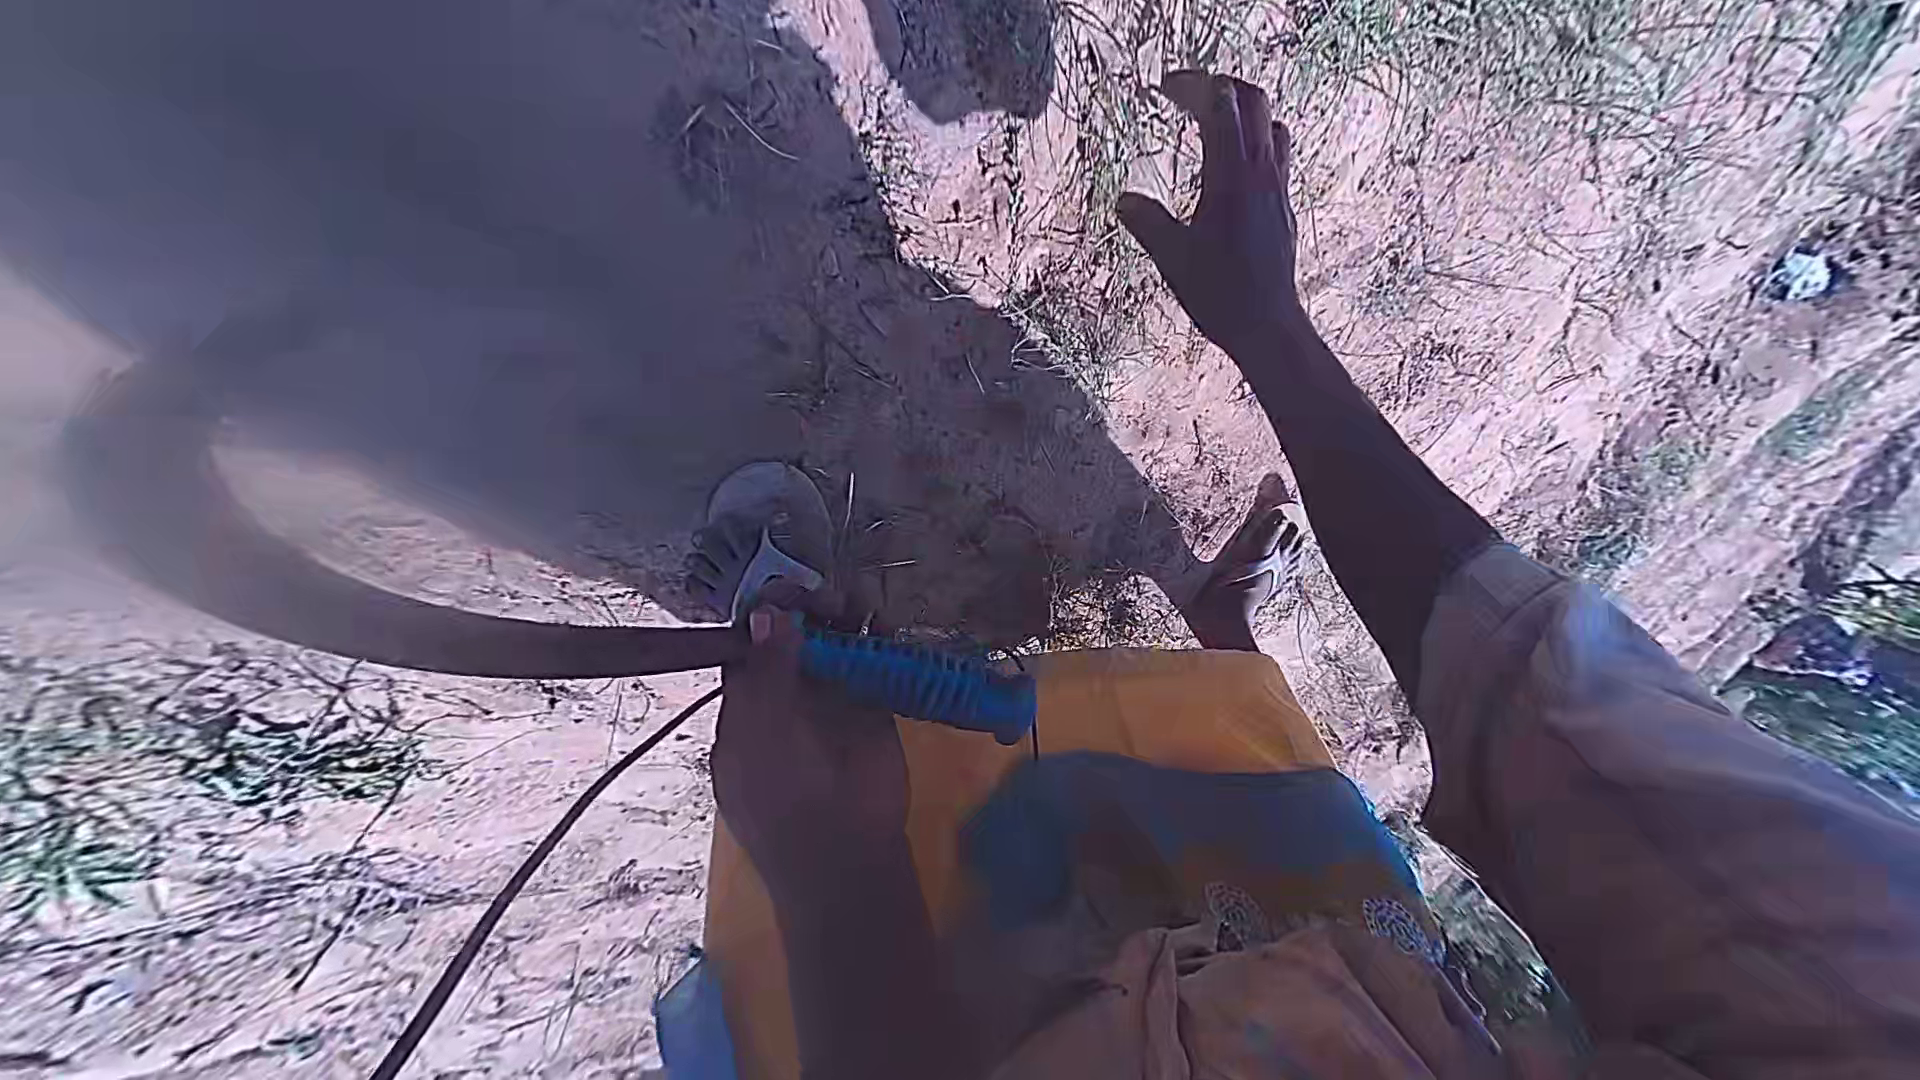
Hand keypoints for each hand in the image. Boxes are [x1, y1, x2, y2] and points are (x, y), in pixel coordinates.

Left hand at [711, 604, 907, 899]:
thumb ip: (765, 675)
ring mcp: (830, 700)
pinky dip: (877, 636)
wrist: (847, 855)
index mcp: (748, 707)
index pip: (751, 648)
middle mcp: (788, 696)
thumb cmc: (789, 801)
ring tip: (856, 601)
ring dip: (843, 616)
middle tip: (828, 597)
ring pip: (834, 644)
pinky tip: (882, 621)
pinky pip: (871, 661)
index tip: (789, 591)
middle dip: (809, 610)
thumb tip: (764, 614)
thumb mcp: (762, 738)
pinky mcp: (869, 704)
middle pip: (796, 638)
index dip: (767, 616)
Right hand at [1117, 72, 1300, 356]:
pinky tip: (1236, 167)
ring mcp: (1277, 188)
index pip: (1218, 106)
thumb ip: (1147, 223)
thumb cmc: (1219, 294)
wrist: (1265, 322)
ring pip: (1270, 124)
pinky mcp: (1282, 206)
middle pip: (1251, 100)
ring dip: (1243, 111)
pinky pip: (1277, 154)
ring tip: (1214, 124)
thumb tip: (1123, 201)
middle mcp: (1261, 173)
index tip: (1164, 88)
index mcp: (1230, 179)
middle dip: (1219, 87)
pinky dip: (1256, 142)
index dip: (1191, 87)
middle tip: (1189, 95)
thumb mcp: (1173, 259)